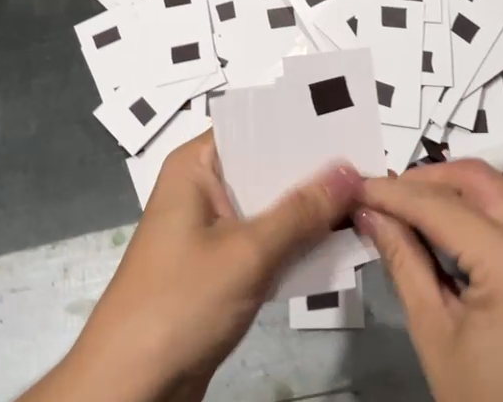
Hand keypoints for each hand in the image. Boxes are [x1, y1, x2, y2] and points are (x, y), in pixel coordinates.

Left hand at [23, 131, 363, 401]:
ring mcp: (210, 228)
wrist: (131, 384)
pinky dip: (297, 244)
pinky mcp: (220, 266)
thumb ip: (302, 212)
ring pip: (271, 207)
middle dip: (315, 173)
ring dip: (311, 211)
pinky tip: (340, 245)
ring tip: (368, 203)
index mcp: (196, 166)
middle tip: (372, 169)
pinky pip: (266, 242)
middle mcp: (203, 187)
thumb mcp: (247, 253)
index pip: (256, 127)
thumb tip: (351, 171)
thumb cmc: (180, 302)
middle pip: (267, 167)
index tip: (353, 127)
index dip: (302, 126)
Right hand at [356, 159, 502, 401]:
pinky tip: (452, 235)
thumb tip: (370, 212)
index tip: (356, 187)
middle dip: (427, 181)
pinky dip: (486, 219)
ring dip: (457, 196)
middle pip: (481, 182)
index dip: (393, 193)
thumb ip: (404, 262)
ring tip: (410, 213)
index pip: (442, 207)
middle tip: (383, 196)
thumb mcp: (436, 335)